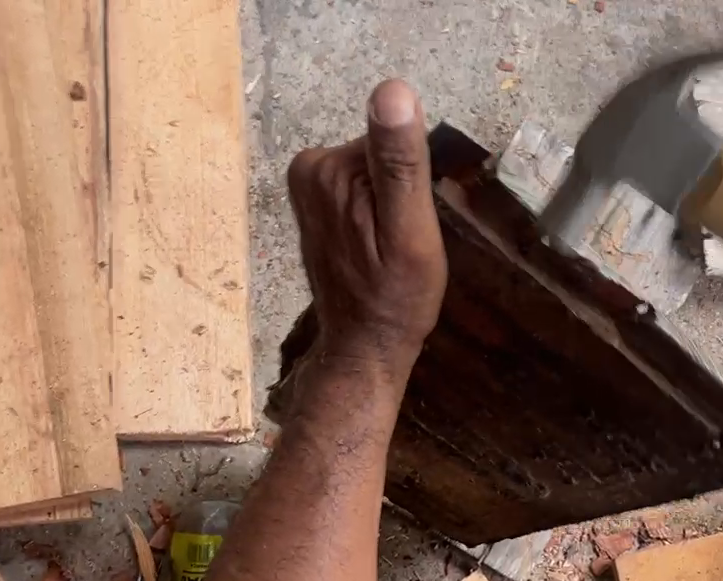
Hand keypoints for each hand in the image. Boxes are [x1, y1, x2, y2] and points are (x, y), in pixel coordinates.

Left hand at [285, 80, 447, 395]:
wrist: (364, 348)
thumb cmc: (395, 299)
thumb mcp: (409, 231)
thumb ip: (400, 162)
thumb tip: (394, 90)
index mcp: (328, 167)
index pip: (393, 144)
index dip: (415, 185)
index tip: (414, 225)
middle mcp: (309, 170)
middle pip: (379, 158)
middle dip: (401, 196)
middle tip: (405, 244)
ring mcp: (308, 191)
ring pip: (371, 177)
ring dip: (390, 209)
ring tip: (391, 252)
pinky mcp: (315, 210)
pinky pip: (360, 194)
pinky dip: (376, 217)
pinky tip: (377, 251)